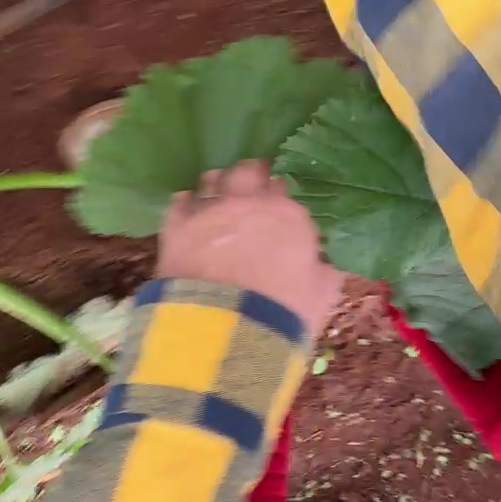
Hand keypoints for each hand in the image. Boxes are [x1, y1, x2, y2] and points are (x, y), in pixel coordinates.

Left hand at [157, 161, 343, 337]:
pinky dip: (186, 202)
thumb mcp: (320, 294)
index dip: (279, 194)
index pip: (283, 189)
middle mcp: (247, 202)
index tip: (277, 200)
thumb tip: (323, 261)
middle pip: (247, 172)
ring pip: (212, 179)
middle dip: (250, 174)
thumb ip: (323, 270)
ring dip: (218, 183)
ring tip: (218, 192)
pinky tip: (188, 207)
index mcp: (287, 215)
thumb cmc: (283, 313)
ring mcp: (209, 211)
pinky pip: (179, 202)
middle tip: (250, 183)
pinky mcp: (176, 227)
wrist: (225, 329)